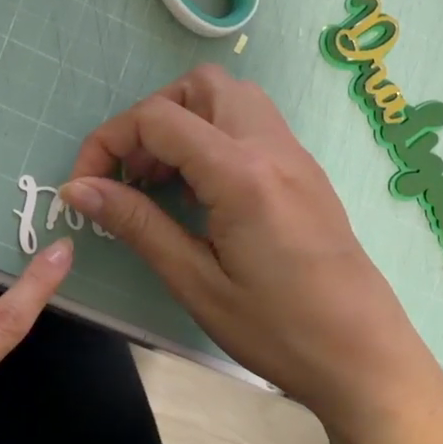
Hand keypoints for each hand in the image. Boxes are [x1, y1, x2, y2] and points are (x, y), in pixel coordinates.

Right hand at [58, 64, 440, 428]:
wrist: (363, 357)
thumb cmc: (275, 329)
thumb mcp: (193, 281)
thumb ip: (137, 224)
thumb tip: (79, 189)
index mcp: (241, 175)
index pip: (157, 119)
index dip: (106, 143)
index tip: (83, 189)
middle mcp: (271, 148)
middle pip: (199, 86)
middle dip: (148, 118)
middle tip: (129, 174)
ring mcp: (295, 157)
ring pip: (229, 99)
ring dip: (182, 123)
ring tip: (158, 181)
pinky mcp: (303, 175)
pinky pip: (250, 127)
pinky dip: (209, 139)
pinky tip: (195, 194)